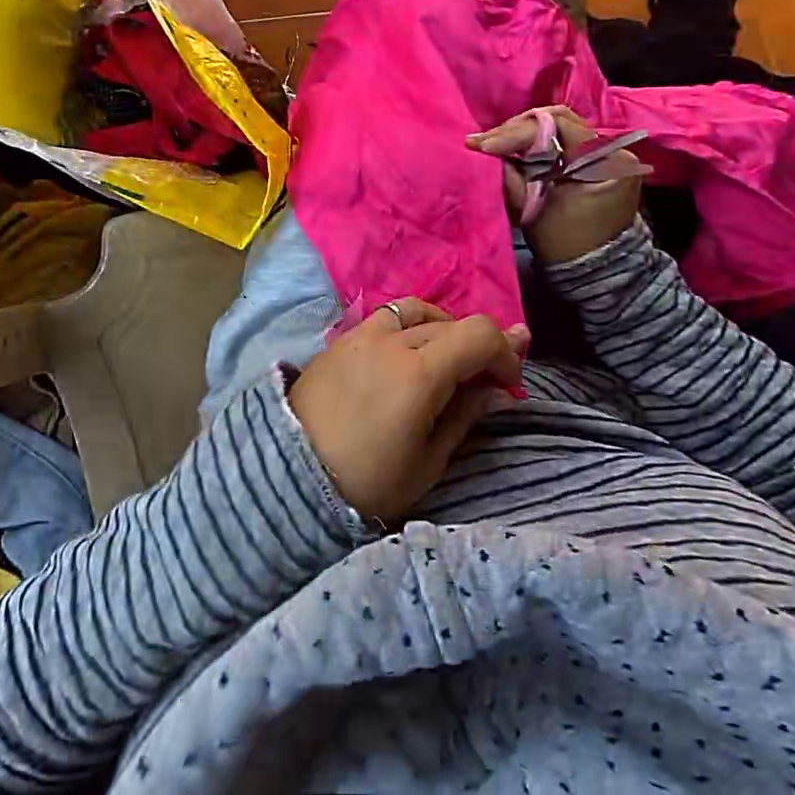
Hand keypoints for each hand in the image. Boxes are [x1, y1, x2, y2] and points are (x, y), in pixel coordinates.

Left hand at [288, 298, 527, 521]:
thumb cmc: (365, 483)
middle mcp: (392, 341)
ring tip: (444, 356)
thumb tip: (495, 389)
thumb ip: (465, 415)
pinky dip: (408, 327)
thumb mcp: (427, 463)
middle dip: (479, 347)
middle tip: (482, 380)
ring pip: (417, 311)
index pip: (480, 335)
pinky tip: (404, 354)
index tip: (508, 383)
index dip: (505, 353)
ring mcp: (361, 335)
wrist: (285, 482)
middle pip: (453, 324)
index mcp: (420, 373)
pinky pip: (385, 318)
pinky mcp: (339, 341)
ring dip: (442, 328)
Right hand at [467, 106, 643, 263]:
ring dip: (526, 133)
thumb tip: (490, 151)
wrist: (597, 272)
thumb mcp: (534, 213)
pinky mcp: (598, 159)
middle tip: (485, 142)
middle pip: (559, 119)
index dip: (516, 132)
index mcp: (606, 161)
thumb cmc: (566, 247)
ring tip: (493, 143)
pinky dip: (538, 142)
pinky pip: (565, 140)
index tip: (483, 145)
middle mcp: (614, 149)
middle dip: (518, 129)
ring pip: (561, 126)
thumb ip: (513, 177)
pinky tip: (512, 148)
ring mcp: (608, 152)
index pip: (558, 126)